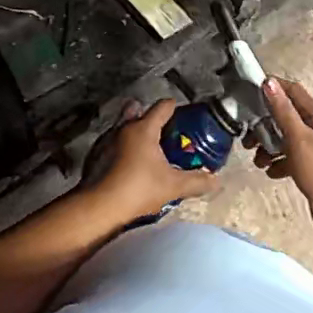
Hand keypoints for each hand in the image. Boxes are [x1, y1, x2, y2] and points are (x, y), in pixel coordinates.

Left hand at [79, 100, 218, 221]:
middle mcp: (124, 127)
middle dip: (150, 116)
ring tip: (148, 146)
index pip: (162, 107)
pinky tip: (129, 162)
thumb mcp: (173, 186)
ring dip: (135, 131)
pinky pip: (113, 141)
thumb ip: (196, 181)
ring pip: (123, 126)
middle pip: (138, 111)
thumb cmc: (139, 188)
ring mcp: (107, 139)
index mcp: (144, 128)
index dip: (173, 107)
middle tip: (164, 129)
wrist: (101, 205)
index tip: (181, 110)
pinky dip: (123, 146)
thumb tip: (215, 180)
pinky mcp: (97, 153)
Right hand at [252, 78, 312, 238]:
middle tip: (249, 136)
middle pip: (287, 116)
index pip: (294, 91)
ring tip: (258, 160)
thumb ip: (283, 111)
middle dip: (265, 124)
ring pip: (286, 138)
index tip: (251, 91)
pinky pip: (291, 157)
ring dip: (269, 145)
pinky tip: (271, 172)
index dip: (273, 87)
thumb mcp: (299, 139)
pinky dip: (279, 161)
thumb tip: (269, 82)